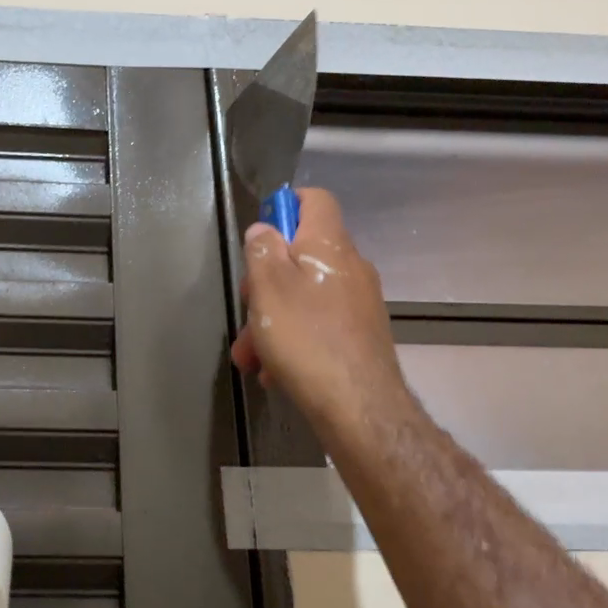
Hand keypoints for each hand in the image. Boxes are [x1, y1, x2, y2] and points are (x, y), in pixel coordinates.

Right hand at [230, 187, 412, 430]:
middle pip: (302, 255)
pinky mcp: (360, 336)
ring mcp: (359, 303)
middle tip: (247, 309)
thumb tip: (265, 230)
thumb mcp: (267, 287)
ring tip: (250, 355)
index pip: (315, 200)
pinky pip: (318, 324)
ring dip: (272, 319)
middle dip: (265, 281)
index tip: (260, 235)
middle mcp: (351, 266)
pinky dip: (294, 340)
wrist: (359, 407)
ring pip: (305, 296)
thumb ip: (261, 250)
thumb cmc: (306, 338)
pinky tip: (275, 371)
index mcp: (329, 244)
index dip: (285, 206)